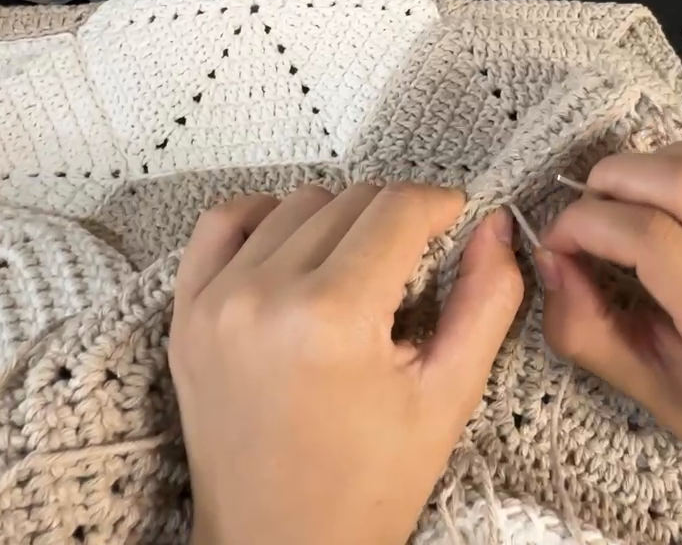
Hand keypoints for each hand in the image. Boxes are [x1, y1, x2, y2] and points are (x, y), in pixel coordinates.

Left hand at [169, 184, 523, 544]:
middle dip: (396, 220)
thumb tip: (495, 222)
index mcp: (334, 318)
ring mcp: (216, 300)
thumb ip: (488, 298)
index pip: (399, 207)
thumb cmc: (371, 483)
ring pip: (300, 202)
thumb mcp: (450, 396)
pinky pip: (225, 220)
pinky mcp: (186, 310)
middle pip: (354, 199)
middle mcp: (266, 295)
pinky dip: (266, 218)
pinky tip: (295, 248)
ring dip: (340, 222)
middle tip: (410, 269)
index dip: (441, 205)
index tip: (455, 223)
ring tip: (356, 273)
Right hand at [537, 136, 681, 483]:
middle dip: (613, 182)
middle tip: (582, 213)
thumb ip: (581, 326)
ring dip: (641, 165)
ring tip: (614, 201)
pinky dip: (668, 160)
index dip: (589, 225)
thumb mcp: (637, 386)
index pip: (656, 242)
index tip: (555, 243)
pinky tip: (650, 194)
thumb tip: (548, 256)